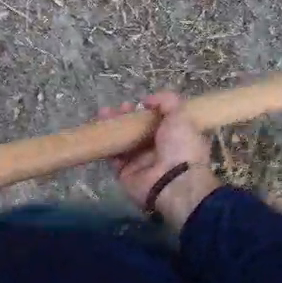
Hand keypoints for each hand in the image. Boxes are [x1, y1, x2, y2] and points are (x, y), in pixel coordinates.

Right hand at [105, 91, 221, 232]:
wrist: (173, 182)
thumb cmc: (181, 147)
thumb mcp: (182, 115)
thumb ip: (167, 101)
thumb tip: (147, 100)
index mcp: (175, 139)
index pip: (159, 122)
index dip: (148, 111)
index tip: (140, 102)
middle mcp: (158, 151)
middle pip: (138, 130)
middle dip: (127, 116)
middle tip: (120, 107)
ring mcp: (140, 162)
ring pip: (123, 141)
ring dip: (114, 126)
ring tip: (104, 113)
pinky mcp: (125, 173)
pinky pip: (112, 156)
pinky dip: (105, 143)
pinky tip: (100, 130)